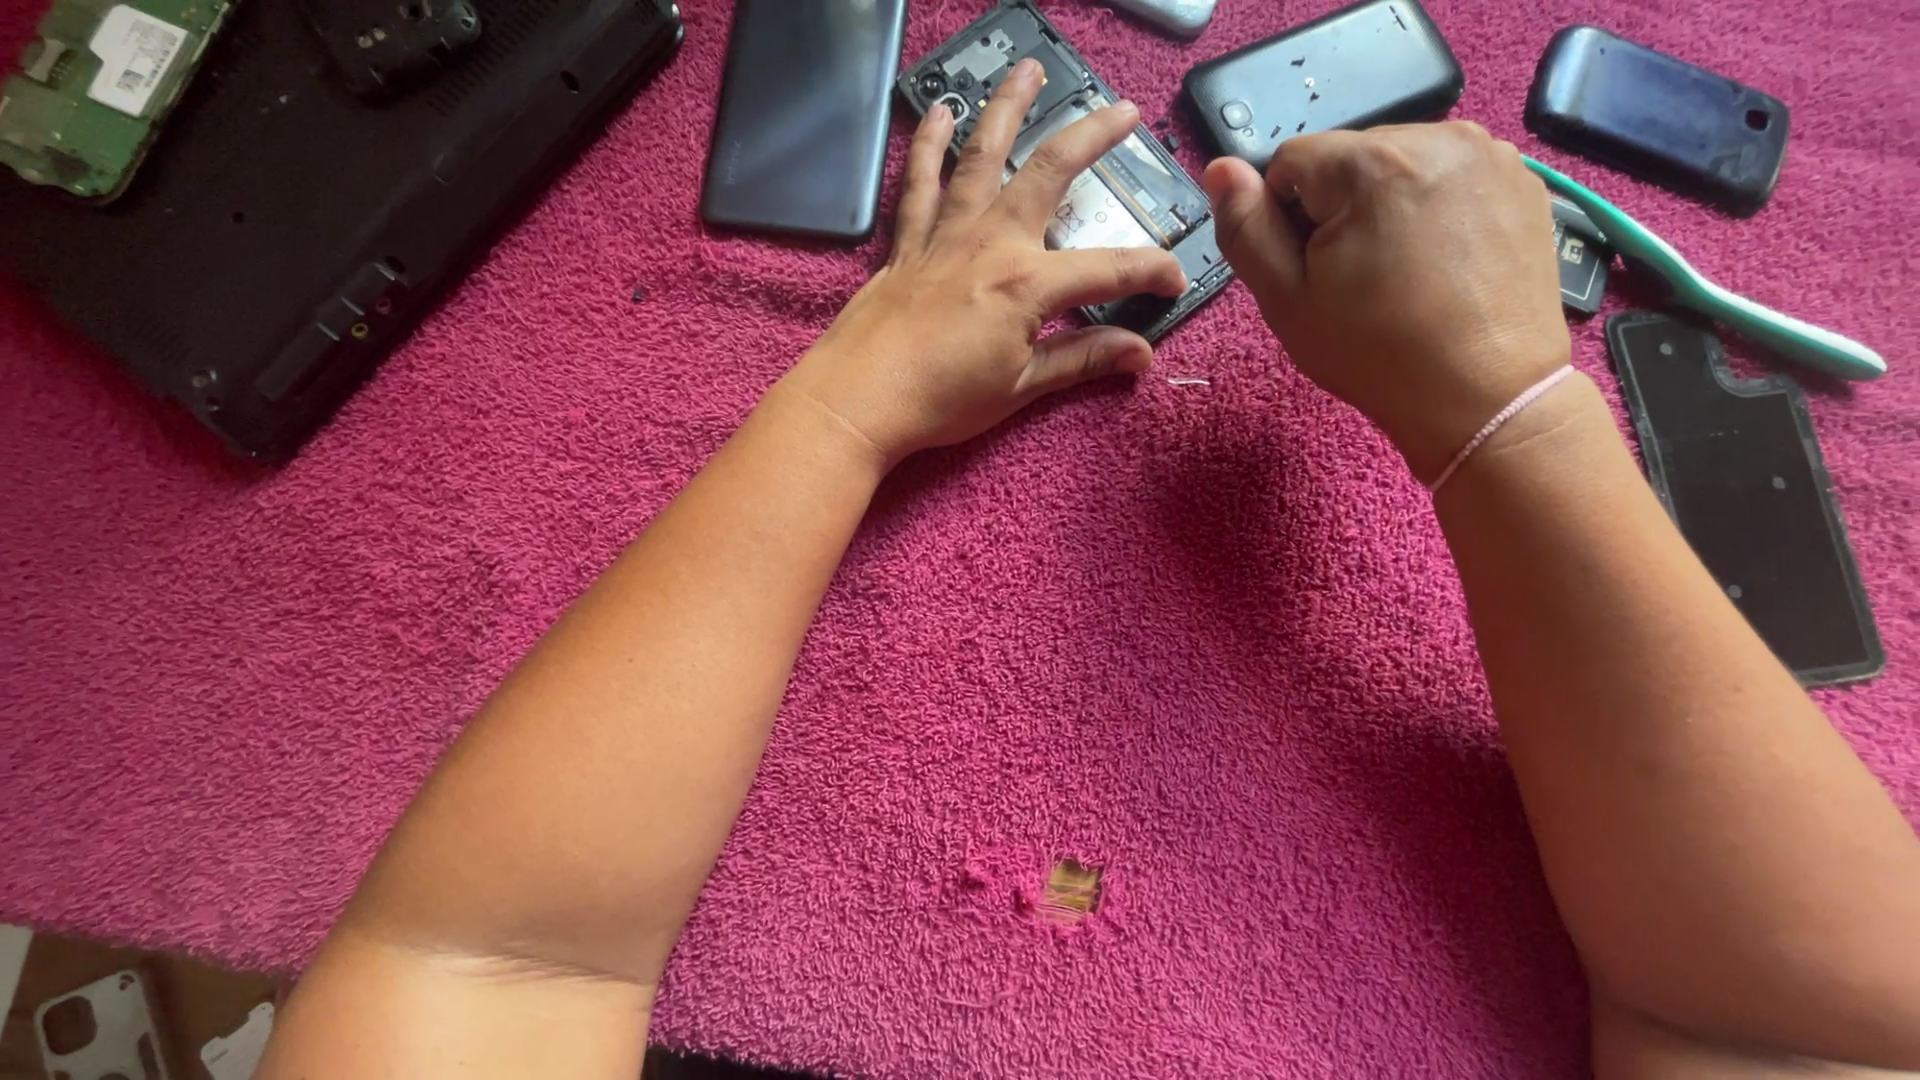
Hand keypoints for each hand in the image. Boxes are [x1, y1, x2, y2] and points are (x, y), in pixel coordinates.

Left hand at [779, 58, 1186, 467]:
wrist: (859, 400)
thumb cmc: (940, 400)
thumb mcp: (1020, 388)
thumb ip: (1080, 360)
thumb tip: (1138, 353)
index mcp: (1027, 285)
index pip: (1108, 269)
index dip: (1151, 273)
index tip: (1175, 281)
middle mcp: (990, 244)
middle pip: (1050, 172)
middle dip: (1093, 136)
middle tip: (1123, 111)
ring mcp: (946, 236)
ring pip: (983, 156)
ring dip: (1008, 109)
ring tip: (1029, 73)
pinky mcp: (908, 244)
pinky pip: (920, 182)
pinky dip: (928, 145)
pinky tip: (939, 112)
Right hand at [1201, 123, 1571, 482]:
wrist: (1482, 394)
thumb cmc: (1374, 352)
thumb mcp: (1286, 299)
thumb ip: (1245, 229)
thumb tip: (1219, 169)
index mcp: (1370, 164)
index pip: (1289, 162)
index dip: (1283, 217)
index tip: (1308, 269)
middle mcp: (1438, 136)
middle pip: (1346, 160)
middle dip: (1335, 208)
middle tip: (1350, 277)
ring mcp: (1489, 154)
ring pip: (1395, 166)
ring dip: (1381, 207)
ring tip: (1396, 271)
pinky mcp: (1519, 180)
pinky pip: (1445, 178)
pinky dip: (1430, 210)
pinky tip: (1435, 263)